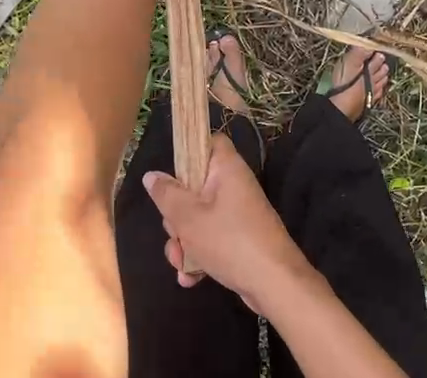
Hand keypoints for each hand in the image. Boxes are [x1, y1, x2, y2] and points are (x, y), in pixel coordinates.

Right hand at [141, 133, 308, 309]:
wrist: (274, 285)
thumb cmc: (230, 241)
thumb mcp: (189, 218)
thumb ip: (167, 195)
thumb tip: (151, 176)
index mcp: (226, 168)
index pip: (208, 141)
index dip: (188, 151)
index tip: (171, 175)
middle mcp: (233, 185)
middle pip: (194, 186)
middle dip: (177, 216)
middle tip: (176, 233)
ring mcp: (237, 213)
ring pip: (199, 217)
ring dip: (185, 242)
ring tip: (181, 264)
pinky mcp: (239, 238)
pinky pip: (211, 238)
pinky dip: (200, 256)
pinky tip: (190, 278)